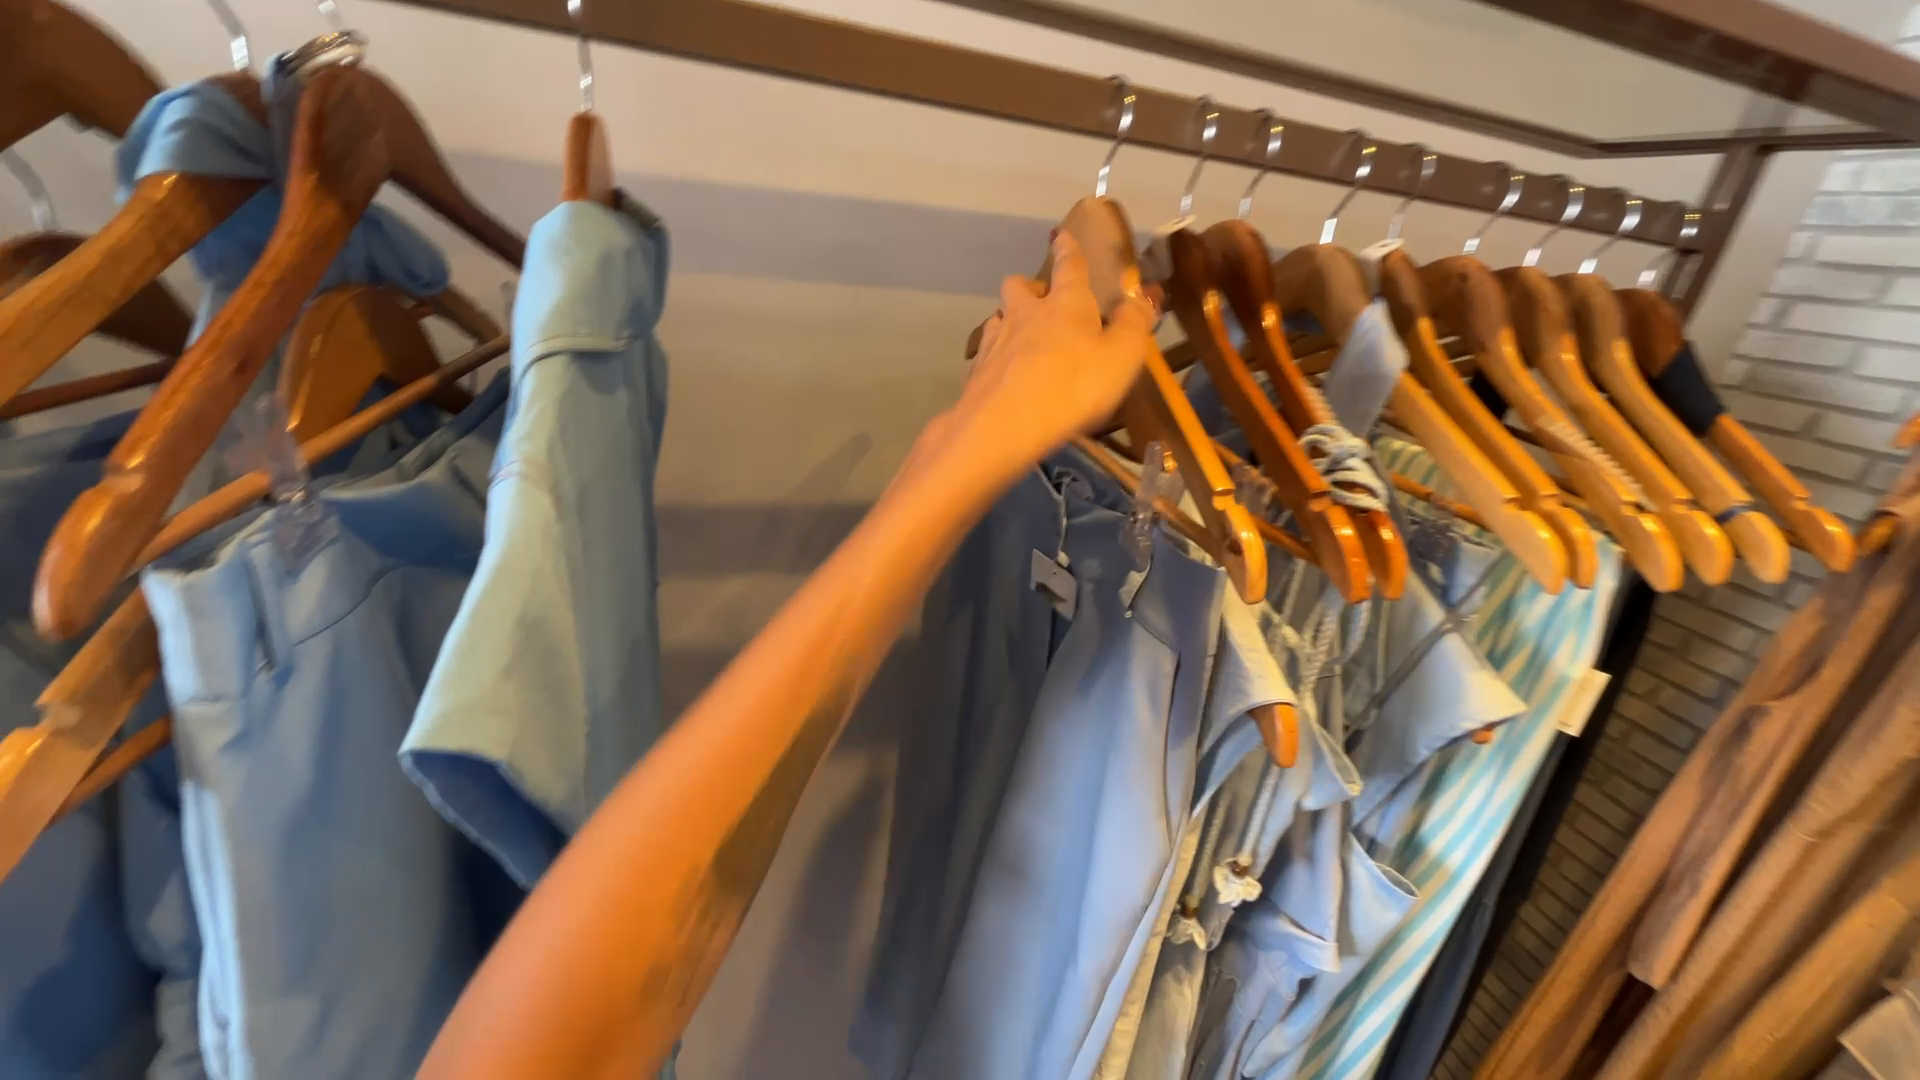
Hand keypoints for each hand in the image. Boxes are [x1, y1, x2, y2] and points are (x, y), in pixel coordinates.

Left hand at [945, 230, 1157, 482]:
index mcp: (1067, 303)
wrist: (1005, 425)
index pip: (1069, 265)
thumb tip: (1143, 296)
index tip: (1063, 236)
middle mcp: (1026, 313)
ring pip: (998, 317)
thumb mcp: (1122, 357)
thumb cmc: (1074, 386)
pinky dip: (995, 357)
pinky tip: (1003, 373)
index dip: (1069, 249)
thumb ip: (1134, 324)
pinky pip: (986, 353)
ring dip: (1008, 321)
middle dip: (1029, 287)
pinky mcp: (977, 372)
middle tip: (1041, 302)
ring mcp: (995, 341)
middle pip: (1018, 286)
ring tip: (1021, 339)